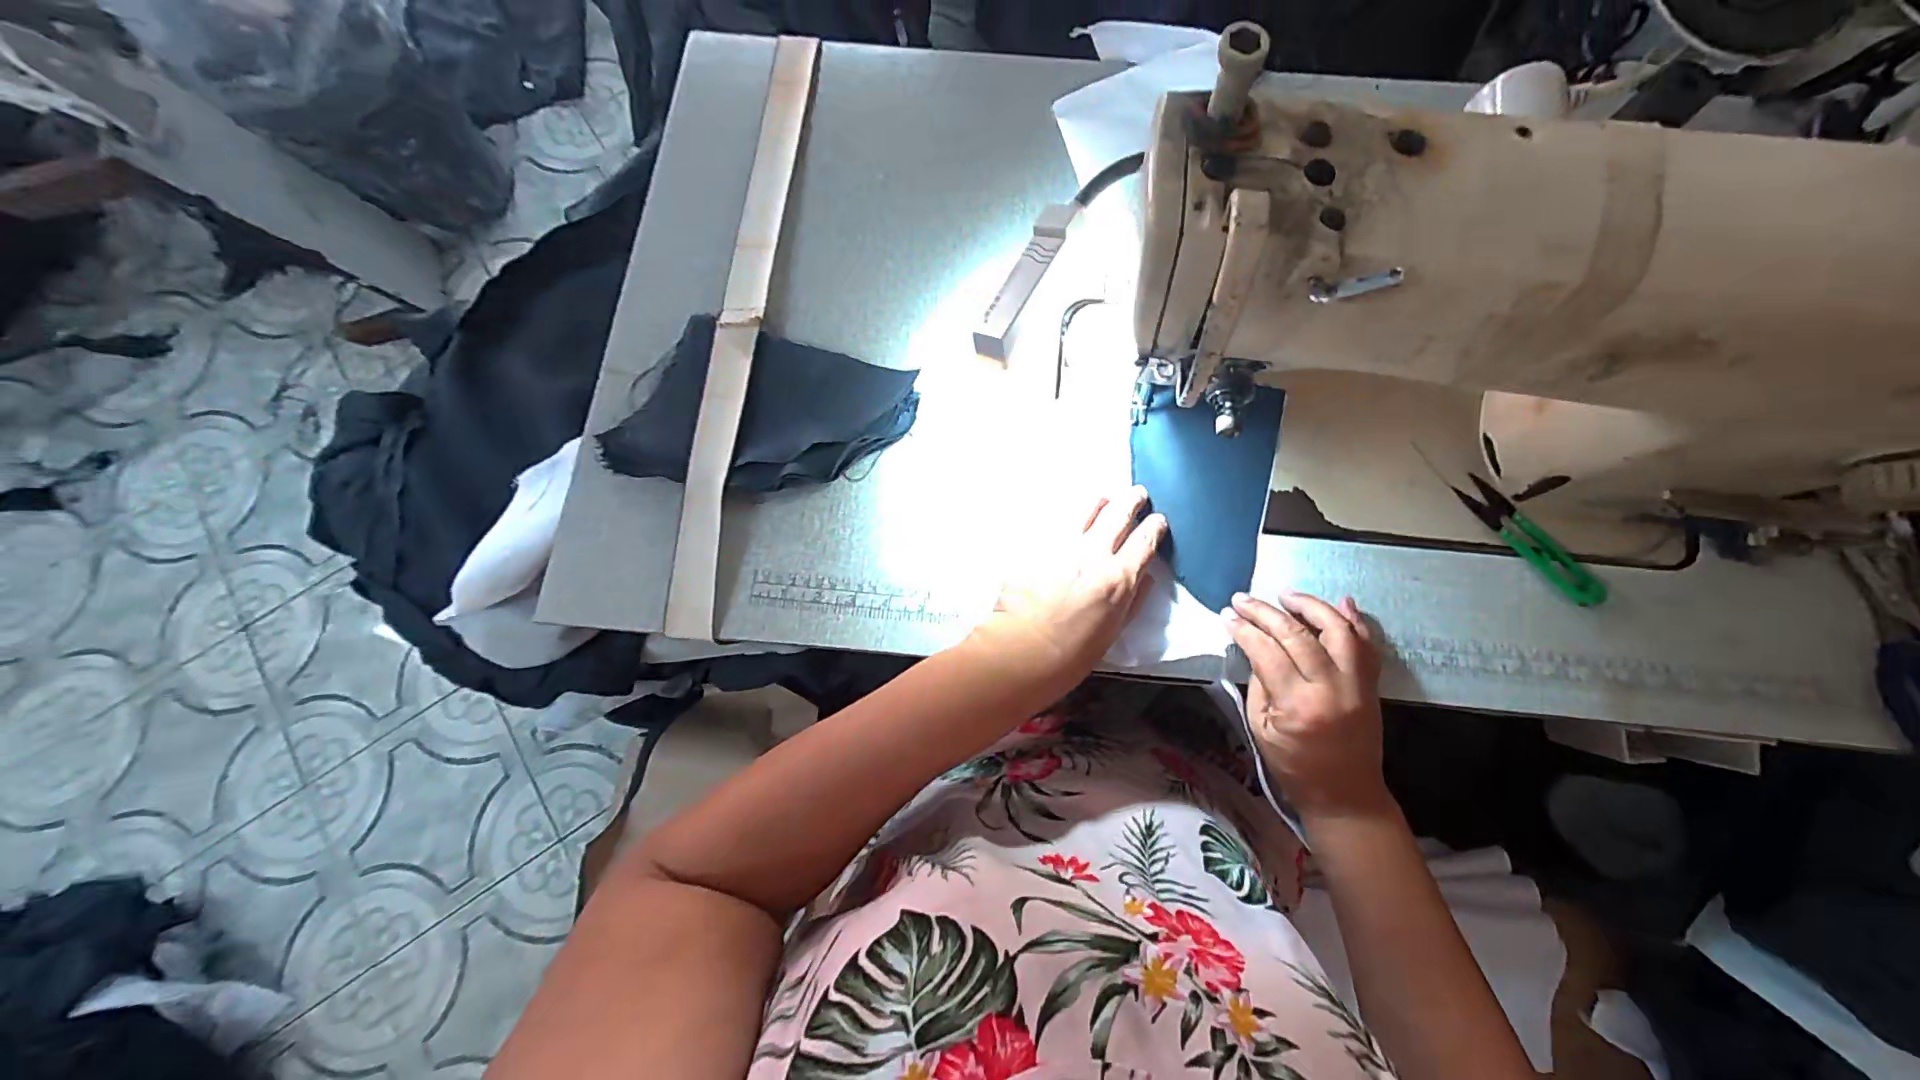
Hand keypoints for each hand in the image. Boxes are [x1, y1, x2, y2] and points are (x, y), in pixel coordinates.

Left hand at [967, 487, 1166, 689]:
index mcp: (1118, 578)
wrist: (1020, 651)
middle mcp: (1092, 554)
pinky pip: (1056, 522)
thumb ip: (1133, 600)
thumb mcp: (1113, 631)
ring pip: (1086, 508)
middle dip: (1132, 500)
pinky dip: (1067, 518)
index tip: (1157, 521)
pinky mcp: (1034, 545)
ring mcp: (1060, 545)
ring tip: (1104, 500)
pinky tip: (1068, 519)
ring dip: (1100, 503)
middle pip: (1119, 513)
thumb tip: (1145, 579)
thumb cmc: (1069, 654)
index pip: (1146, 539)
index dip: (1155, 527)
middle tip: (1137, 495)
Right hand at [1222, 591, 1392, 820]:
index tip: (1227, 614)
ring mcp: (1357, 684)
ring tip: (1286, 595)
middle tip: (1244, 599)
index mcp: (1298, 704)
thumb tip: (1255, 646)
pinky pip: (1368, 644)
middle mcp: (1332, 688)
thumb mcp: (1261, 727)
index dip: (1244, 629)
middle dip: (1265, 612)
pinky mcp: (1372, 685)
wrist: (1345, 793)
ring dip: (1311, 606)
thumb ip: (1260, 683)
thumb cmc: (1294, 766)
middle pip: (1297, 635)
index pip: (1266, 652)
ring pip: (1338, 630)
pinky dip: (1355, 620)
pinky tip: (1340, 602)